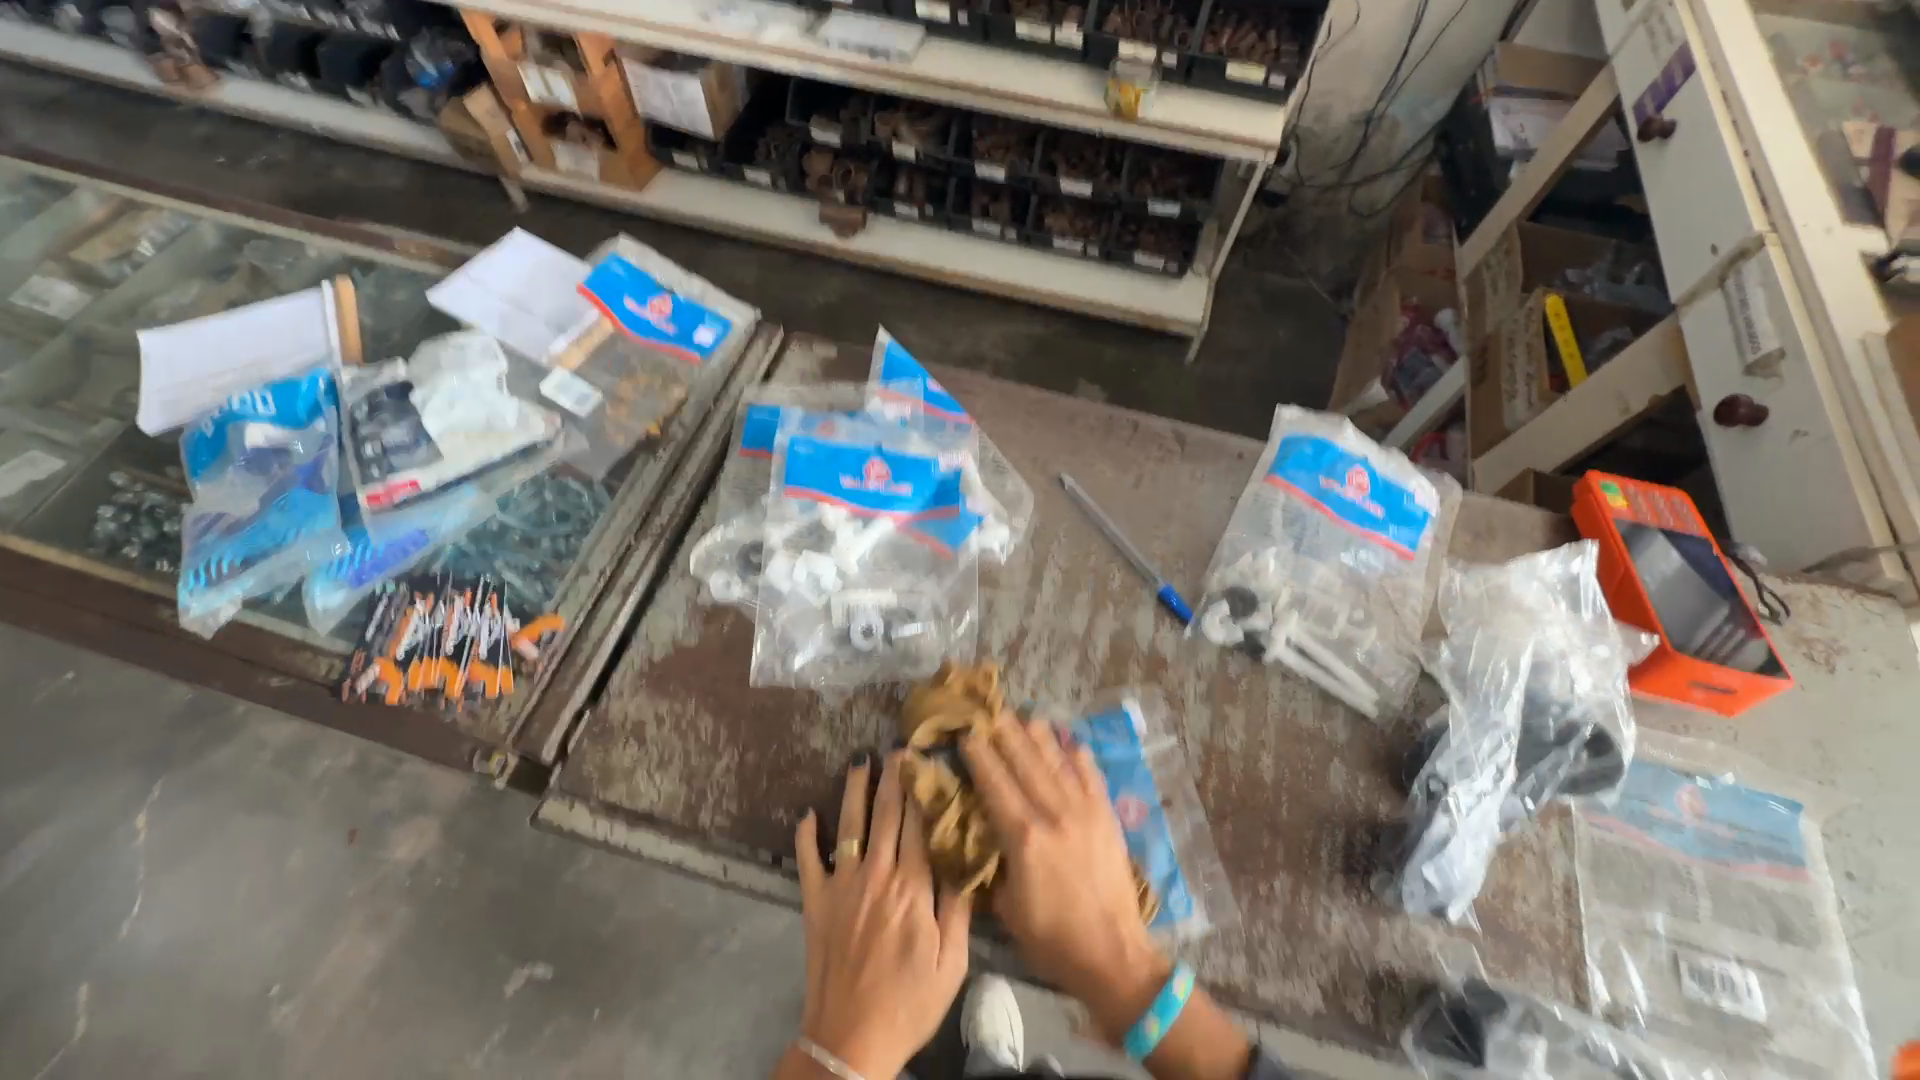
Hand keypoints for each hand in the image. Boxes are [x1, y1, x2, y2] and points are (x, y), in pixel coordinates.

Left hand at [793, 753, 972, 1078]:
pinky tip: (807, 813)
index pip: (921, 825)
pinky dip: (806, 835)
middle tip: (897, 748)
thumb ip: (959, 908)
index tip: (928, 761)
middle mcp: (877, 876)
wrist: (850, 1039)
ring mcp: (842, 886)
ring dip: (855, 791)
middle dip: (893, 778)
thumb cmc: (909, 1004)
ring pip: (850, 826)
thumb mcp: (951, 963)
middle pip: (887, 815)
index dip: (924, 790)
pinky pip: (808, 860)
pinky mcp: (815, 903)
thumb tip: (967, 859)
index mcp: (913, 888)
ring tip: (860, 762)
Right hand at [963, 713, 1171, 1039]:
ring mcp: (1085, 812)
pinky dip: (1079, 756)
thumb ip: (993, 863)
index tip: (966, 732)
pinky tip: (1070, 739)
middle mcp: (1053, 813)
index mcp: (1024, 836)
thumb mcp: (1006, 906)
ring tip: (1024, 716)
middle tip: (990, 712)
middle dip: (1005, 734)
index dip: (979, 755)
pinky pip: (1091, 776)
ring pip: (1057, 762)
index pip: (995, 783)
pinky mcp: (1107, 818)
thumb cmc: (1051, 939)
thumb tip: (981, 834)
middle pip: (1025, 762)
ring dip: (1039, 737)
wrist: (1112, 954)